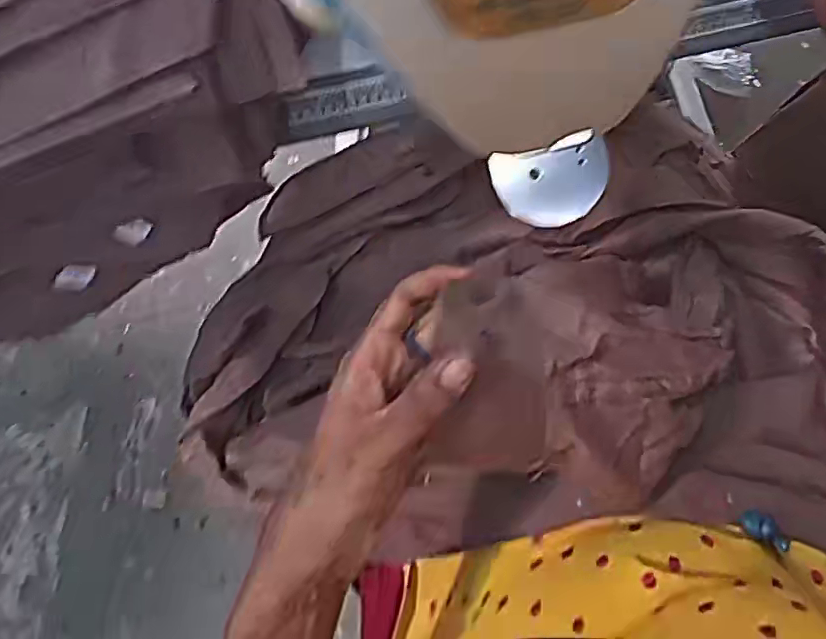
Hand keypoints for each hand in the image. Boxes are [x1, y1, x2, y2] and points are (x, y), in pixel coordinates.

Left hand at [242, 267, 475, 597]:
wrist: (318, 548)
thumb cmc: (338, 485)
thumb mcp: (382, 440)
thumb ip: (424, 400)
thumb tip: (468, 357)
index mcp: (368, 361)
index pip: (400, 303)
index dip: (431, 282)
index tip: (470, 277)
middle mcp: (385, 371)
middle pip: (423, 328)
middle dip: (457, 313)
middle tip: (500, 308)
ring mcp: (398, 401)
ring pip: (436, 362)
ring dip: (465, 351)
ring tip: (506, 340)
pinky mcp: (411, 429)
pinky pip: (442, 396)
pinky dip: (465, 388)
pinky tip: (493, 388)